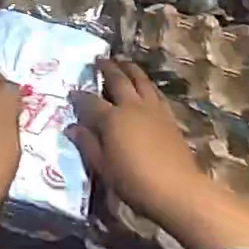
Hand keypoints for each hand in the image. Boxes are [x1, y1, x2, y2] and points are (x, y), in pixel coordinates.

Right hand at [68, 60, 208, 221]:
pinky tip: (146, 85)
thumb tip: (72, 127)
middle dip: (107, 68)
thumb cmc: (134, 181)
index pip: (91, 102)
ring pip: (140, 80)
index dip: (79, 96)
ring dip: (129, 68)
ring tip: (123, 61)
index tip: (72, 92)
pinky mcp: (168, 116)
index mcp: (112, 118)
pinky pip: (156, 92)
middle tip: (99, 60)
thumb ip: (87, 144)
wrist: (176, 188)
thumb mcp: (103, 167)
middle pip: (118, 80)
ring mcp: (152, 108)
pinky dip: (147, 84)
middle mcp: (131, 106)